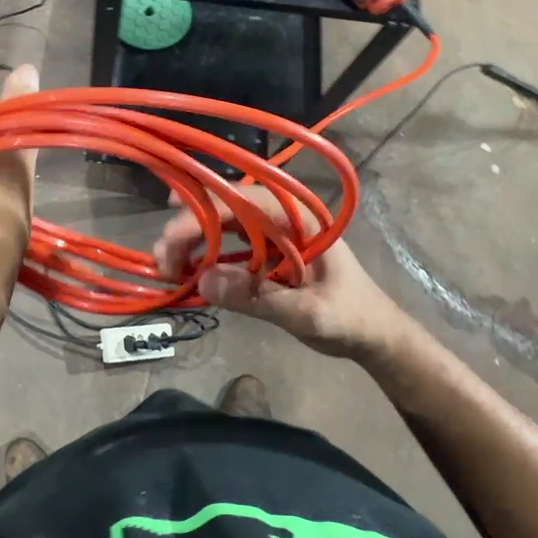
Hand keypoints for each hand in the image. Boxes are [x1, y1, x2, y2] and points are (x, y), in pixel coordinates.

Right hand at [153, 185, 413, 361]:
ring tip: (166, 267)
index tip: (170, 229)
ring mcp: (270, 233)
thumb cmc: (352, 319)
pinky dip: (202, 256)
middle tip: (161, 259)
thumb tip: (203, 282)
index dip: (203, 207)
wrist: (375, 336)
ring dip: (190, 241)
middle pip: (224, 208)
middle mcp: (280, 216)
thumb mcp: (310, 314)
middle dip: (188, 227)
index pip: (243, 200)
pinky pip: (225, 245)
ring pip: (220, 224)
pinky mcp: (263, 253)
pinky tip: (184, 271)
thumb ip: (259, 298)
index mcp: (298, 217)